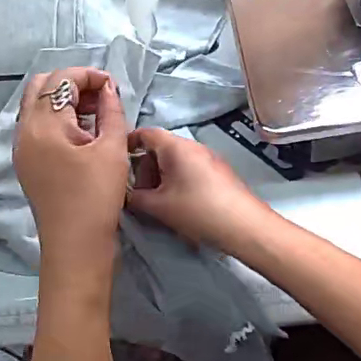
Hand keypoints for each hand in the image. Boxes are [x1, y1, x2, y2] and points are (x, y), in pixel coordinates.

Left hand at [13, 68, 129, 263]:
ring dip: (63, 100)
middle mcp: (23, 131)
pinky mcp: (26, 163)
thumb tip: (107, 88)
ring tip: (95, 113)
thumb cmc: (96, 197)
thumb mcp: (111, 149)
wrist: (75, 246)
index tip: (112, 87)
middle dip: (71, 83)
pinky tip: (81, 132)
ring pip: (37, 106)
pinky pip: (36, 126)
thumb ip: (110, 111)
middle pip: (41, 87)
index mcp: (42, 124)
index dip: (88, 75)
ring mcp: (21, 148)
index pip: (60, 80)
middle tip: (100, 97)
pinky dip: (56, 119)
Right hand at [124, 127, 272, 254]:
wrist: (244, 226)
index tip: (116, 162)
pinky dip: (176, 181)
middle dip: (144, 168)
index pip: (144, 133)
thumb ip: (134, 197)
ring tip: (157, 203)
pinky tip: (177, 205)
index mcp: (175, 147)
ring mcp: (208, 158)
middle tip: (139, 193)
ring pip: (174, 161)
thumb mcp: (158, 207)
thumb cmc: (197, 210)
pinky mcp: (218, 172)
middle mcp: (192, 146)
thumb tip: (125, 194)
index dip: (127, 144)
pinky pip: (188, 169)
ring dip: (160, 177)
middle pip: (159, 148)